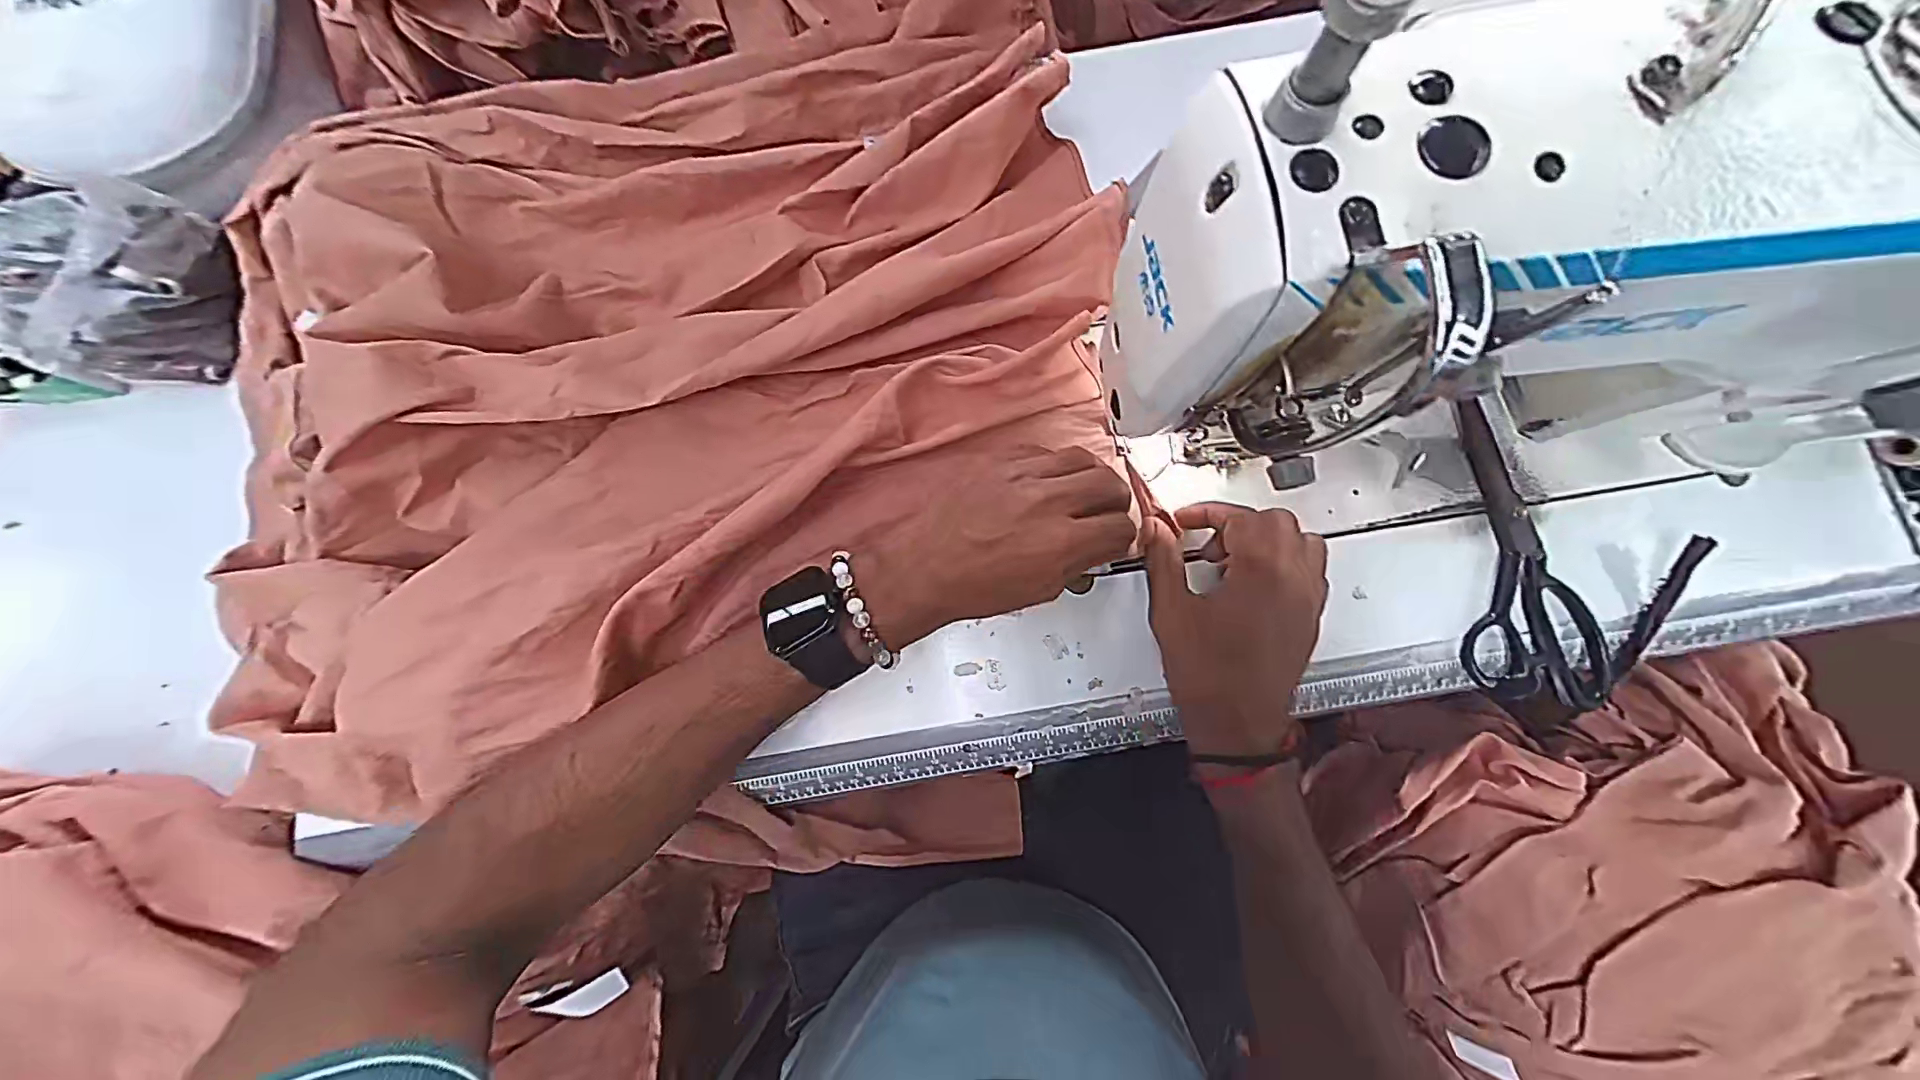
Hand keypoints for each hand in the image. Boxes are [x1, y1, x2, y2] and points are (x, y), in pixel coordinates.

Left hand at [858, 447, 1134, 645]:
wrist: (921, 567)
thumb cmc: (968, 585)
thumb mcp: (1037, 590)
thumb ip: (1076, 564)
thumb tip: (1095, 549)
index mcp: (1060, 541)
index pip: (1120, 526)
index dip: (1122, 537)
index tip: (1113, 539)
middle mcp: (1045, 500)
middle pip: (1111, 483)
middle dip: (1115, 502)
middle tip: (1105, 513)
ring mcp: (1021, 474)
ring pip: (1082, 458)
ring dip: (1089, 477)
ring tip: (1078, 493)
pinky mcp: (999, 459)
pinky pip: (1044, 451)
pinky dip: (1053, 466)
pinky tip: (1043, 482)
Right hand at [1142, 502, 1328, 757]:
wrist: (1238, 723)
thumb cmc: (1211, 679)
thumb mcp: (1170, 612)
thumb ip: (1163, 561)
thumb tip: (1156, 531)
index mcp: (1261, 572)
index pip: (1241, 517)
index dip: (1207, 513)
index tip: (1186, 521)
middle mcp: (1294, 580)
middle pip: (1275, 521)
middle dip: (1236, 523)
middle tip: (1205, 542)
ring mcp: (1307, 598)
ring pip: (1300, 540)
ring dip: (1266, 539)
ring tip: (1232, 559)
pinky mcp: (1310, 616)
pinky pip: (1309, 568)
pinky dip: (1284, 561)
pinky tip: (1252, 581)